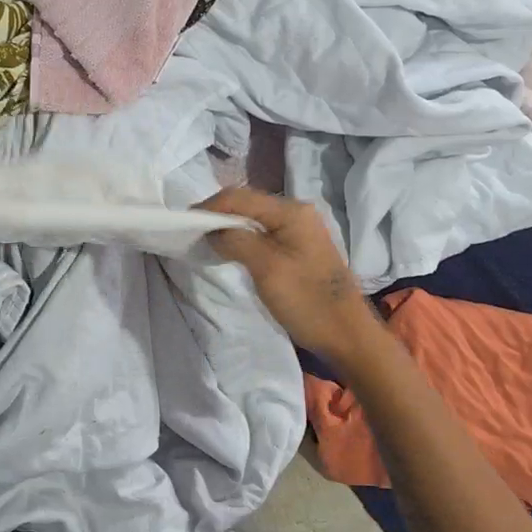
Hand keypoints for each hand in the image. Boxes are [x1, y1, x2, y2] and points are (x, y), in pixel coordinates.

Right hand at [199, 187, 386, 366]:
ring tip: (206, 241)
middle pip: (246, 203)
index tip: (184, 224)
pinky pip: (263, 232)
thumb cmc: (307, 300)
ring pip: (253, 218)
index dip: (209, 207)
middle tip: (192, 233)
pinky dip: (242, 238)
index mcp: (291, 211)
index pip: (239, 196)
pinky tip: (231, 250)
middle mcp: (297, 212)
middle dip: (217, 215)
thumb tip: (212, 231)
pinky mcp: (299, 246)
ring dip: (229, 227)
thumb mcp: (266, 268)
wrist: (346, 335)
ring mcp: (300, 229)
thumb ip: (236, 241)